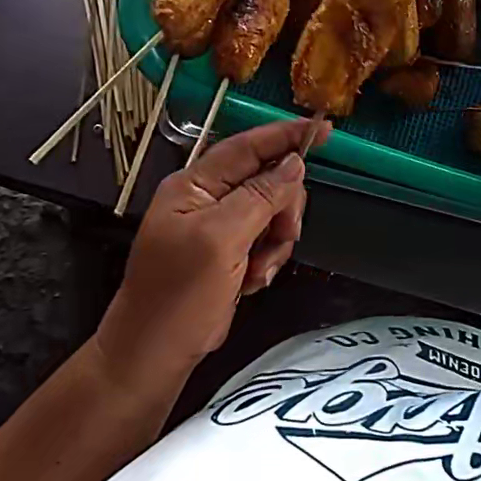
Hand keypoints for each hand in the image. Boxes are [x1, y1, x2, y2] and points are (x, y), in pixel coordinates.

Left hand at [98, 118, 329, 379]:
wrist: (156, 351)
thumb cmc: (179, 293)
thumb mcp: (221, 240)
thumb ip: (261, 197)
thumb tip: (295, 164)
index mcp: (195, 185)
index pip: (247, 147)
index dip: (286, 136)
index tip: (324, 129)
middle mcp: (209, 199)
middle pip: (270, 182)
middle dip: (283, 210)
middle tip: (282, 235)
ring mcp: (222, 226)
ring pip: (276, 213)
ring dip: (276, 242)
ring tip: (258, 270)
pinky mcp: (232, 252)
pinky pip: (269, 240)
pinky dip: (268, 260)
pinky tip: (252, 280)